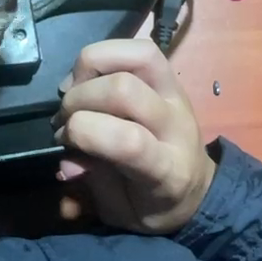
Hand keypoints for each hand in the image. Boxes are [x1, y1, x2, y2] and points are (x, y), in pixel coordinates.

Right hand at [54, 38, 215, 233]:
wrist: (196, 190)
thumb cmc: (154, 206)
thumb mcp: (121, 212)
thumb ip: (93, 184)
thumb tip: (66, 162)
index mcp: (167, 170)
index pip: (129, 140)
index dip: (85, 133)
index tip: (65, 142)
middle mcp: (176, 125)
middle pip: (125, 89)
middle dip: (79, 100)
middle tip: (66, 120)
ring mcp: (177, 95)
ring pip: (138, 55)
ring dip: (91, 67)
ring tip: (74, 91)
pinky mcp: (171, 78)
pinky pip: (140, 48)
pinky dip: (104, 55)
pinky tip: (87, 78)